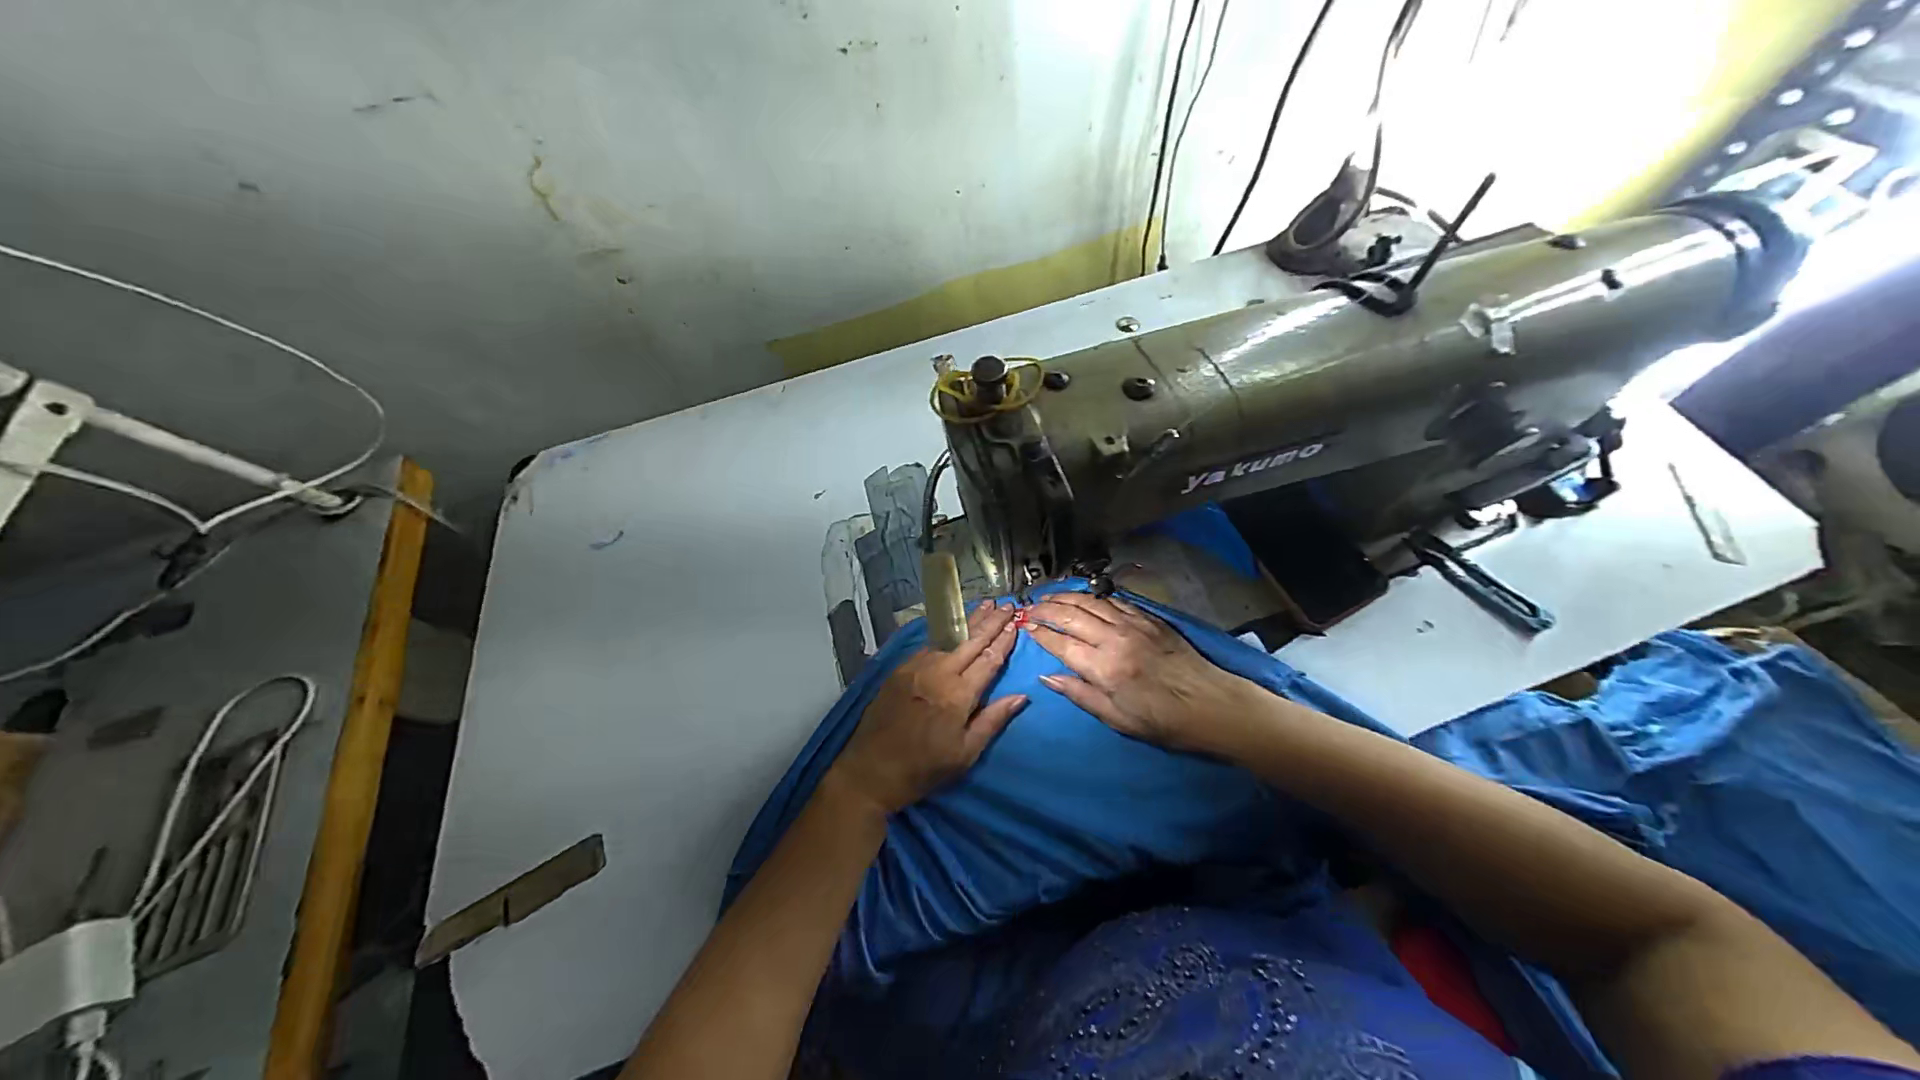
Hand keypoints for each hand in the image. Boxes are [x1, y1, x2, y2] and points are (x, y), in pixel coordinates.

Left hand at [826, 602, 1027, 815]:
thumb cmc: (924, 768)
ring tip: (985, 607)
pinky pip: (928, 646)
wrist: (871, 770)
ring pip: (949, 639)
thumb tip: (1021, 696)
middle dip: (990, 622)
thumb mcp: (966, 753)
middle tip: (1007, 604)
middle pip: (971, 641)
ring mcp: (916, 668)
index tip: (1016, 623)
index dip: (1003, 641)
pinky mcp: (900, 670)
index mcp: (959, 694)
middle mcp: (939, 673)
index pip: (989, 659)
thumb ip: (993, 720)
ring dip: (969, 623)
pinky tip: (953, 630)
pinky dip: (945, 636)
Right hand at [1026, 592, 1256, 753]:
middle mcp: (1114, 639)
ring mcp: (1133, 624)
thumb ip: (1080, 694)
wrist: (1211, 704)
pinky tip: (1084, 596)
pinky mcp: (1149, 618)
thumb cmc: (1162, 721)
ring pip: (1090, 601)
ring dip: (1065, 596)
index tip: (1024, 627)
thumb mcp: (1117, 719)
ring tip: (1048, 595)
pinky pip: (1114, 600)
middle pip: (1070, 615)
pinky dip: (1094, 596)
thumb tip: (1048, 677)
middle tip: (1029, 606)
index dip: (1039, 633)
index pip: (1060, 643)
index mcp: (1103, 668)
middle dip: (1045, 608)